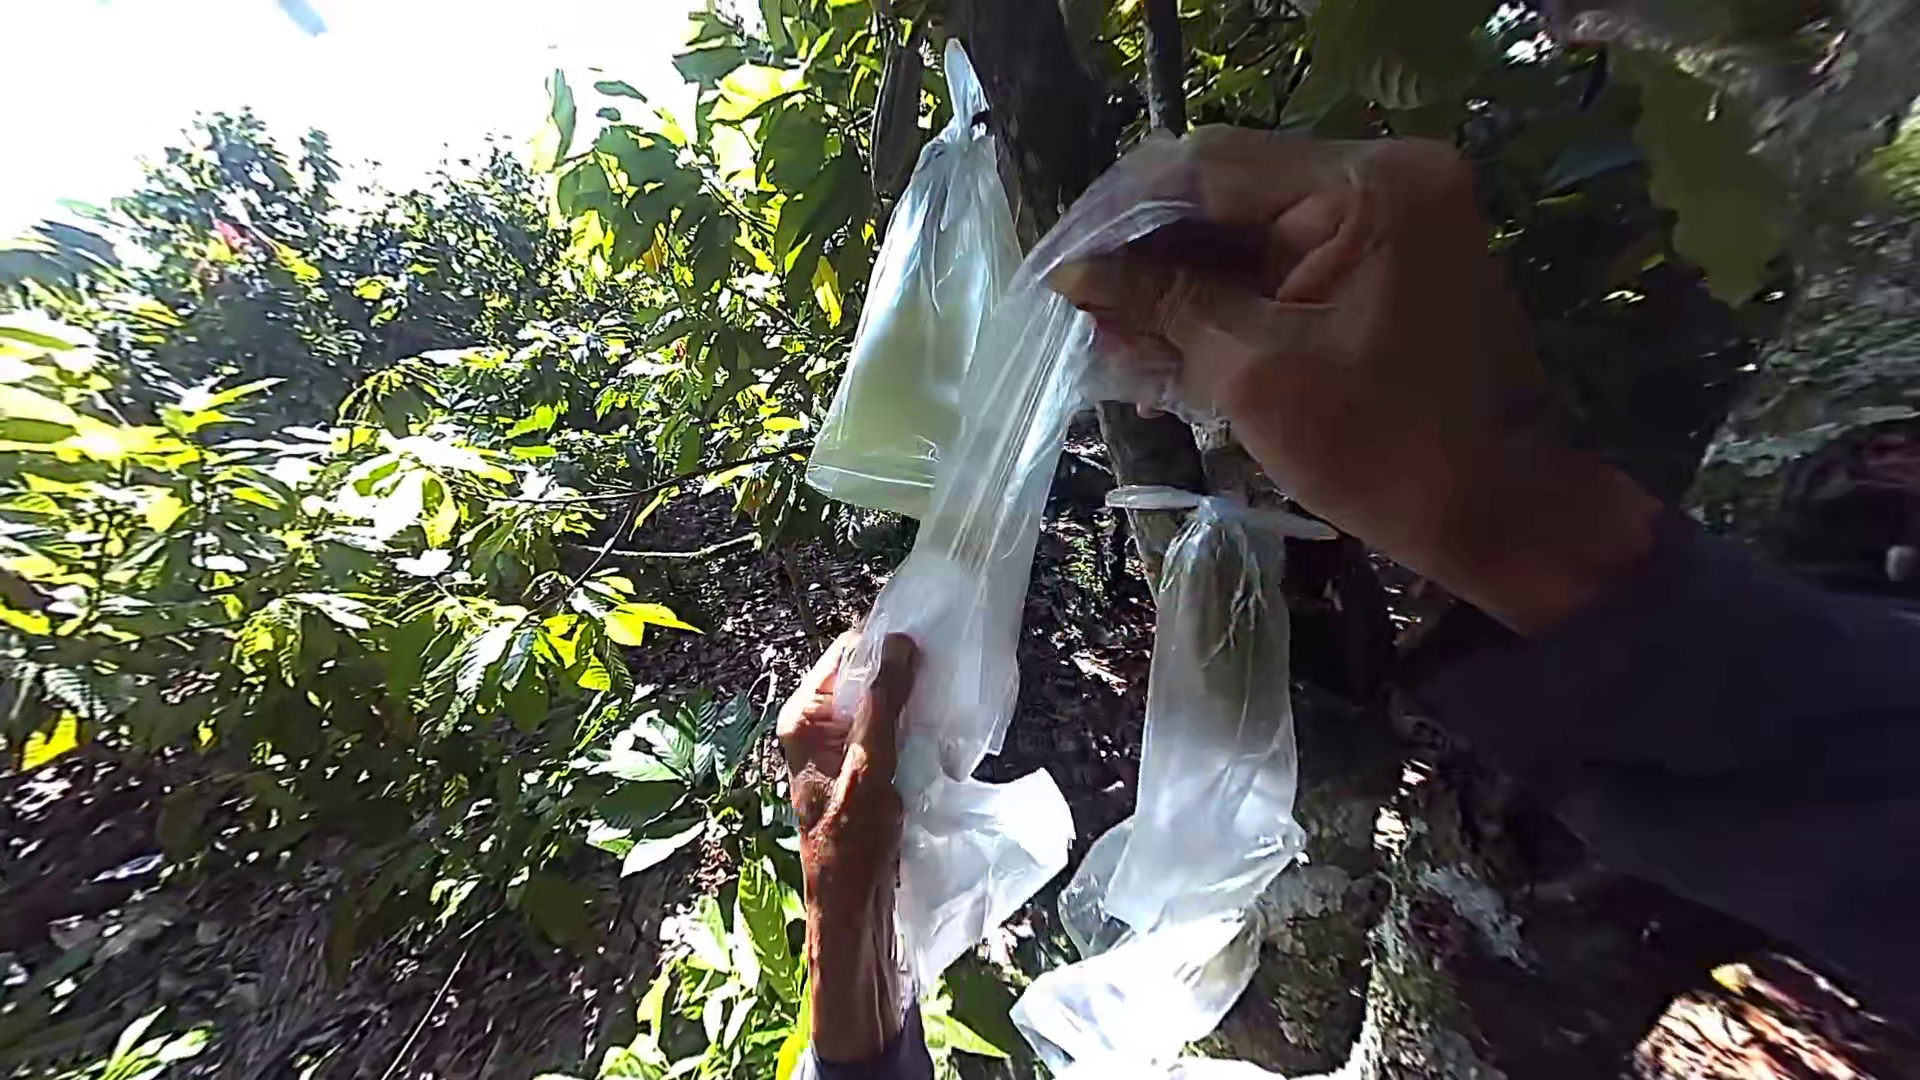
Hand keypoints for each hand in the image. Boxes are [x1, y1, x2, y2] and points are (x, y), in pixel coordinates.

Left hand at [777, 631, 918, 1062]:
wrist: (854, 901)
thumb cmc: (853, 838)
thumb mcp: (870, 764)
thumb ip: (885, 701)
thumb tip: (901, 641)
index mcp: (804, 716)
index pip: (845, 655)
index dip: (882, 644)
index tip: (923, 640)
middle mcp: (817, 722)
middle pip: (863, 674)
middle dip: (898, 668)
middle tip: (937, 663)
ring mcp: (838, 740)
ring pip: (878, 697)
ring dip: (907, 692)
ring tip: (939, 686)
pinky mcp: (861, 756)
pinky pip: (886, 720)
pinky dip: (909, 714)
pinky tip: (932, 715)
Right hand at [1054, 128, 1659, 631]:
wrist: (1481, 511)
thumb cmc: (1376, 446)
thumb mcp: (1252, 372)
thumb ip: (1164, 307)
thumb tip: (1077, 276)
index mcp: (1363, 190)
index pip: (1209, 170)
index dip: (1121, 213)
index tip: (1063, 258)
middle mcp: (1370, 189)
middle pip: (1219, 207)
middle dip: (1141, 265)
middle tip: (1081, 314)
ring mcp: (1367, 235)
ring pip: (1232, 252)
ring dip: (1166, 301)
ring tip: (1110, 349)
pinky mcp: (1357, 282)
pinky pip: (1261, 287)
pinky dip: (1206, 322)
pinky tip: (1158, 365)